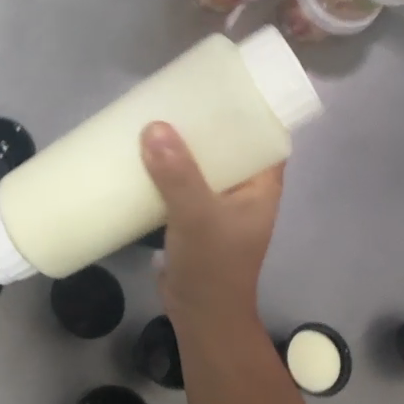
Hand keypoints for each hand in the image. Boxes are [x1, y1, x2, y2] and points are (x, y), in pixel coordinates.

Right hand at [141, 121, 282, 330]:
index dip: (246, 109)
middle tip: (173, 102)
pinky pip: (180, 189)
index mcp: (261, 185)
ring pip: (200, 168)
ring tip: (152, 125)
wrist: (200, 317)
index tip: (218, 87)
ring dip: (179, 152)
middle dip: (201, 127)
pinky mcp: (193, 224)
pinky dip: (164, 176)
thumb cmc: (213, 266)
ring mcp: (217, 209)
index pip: (263, 134)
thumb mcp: (197, 216)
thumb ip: (177, 174)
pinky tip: (141, 165)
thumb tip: (154, 126)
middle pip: (226, 147)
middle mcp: (243, 192)